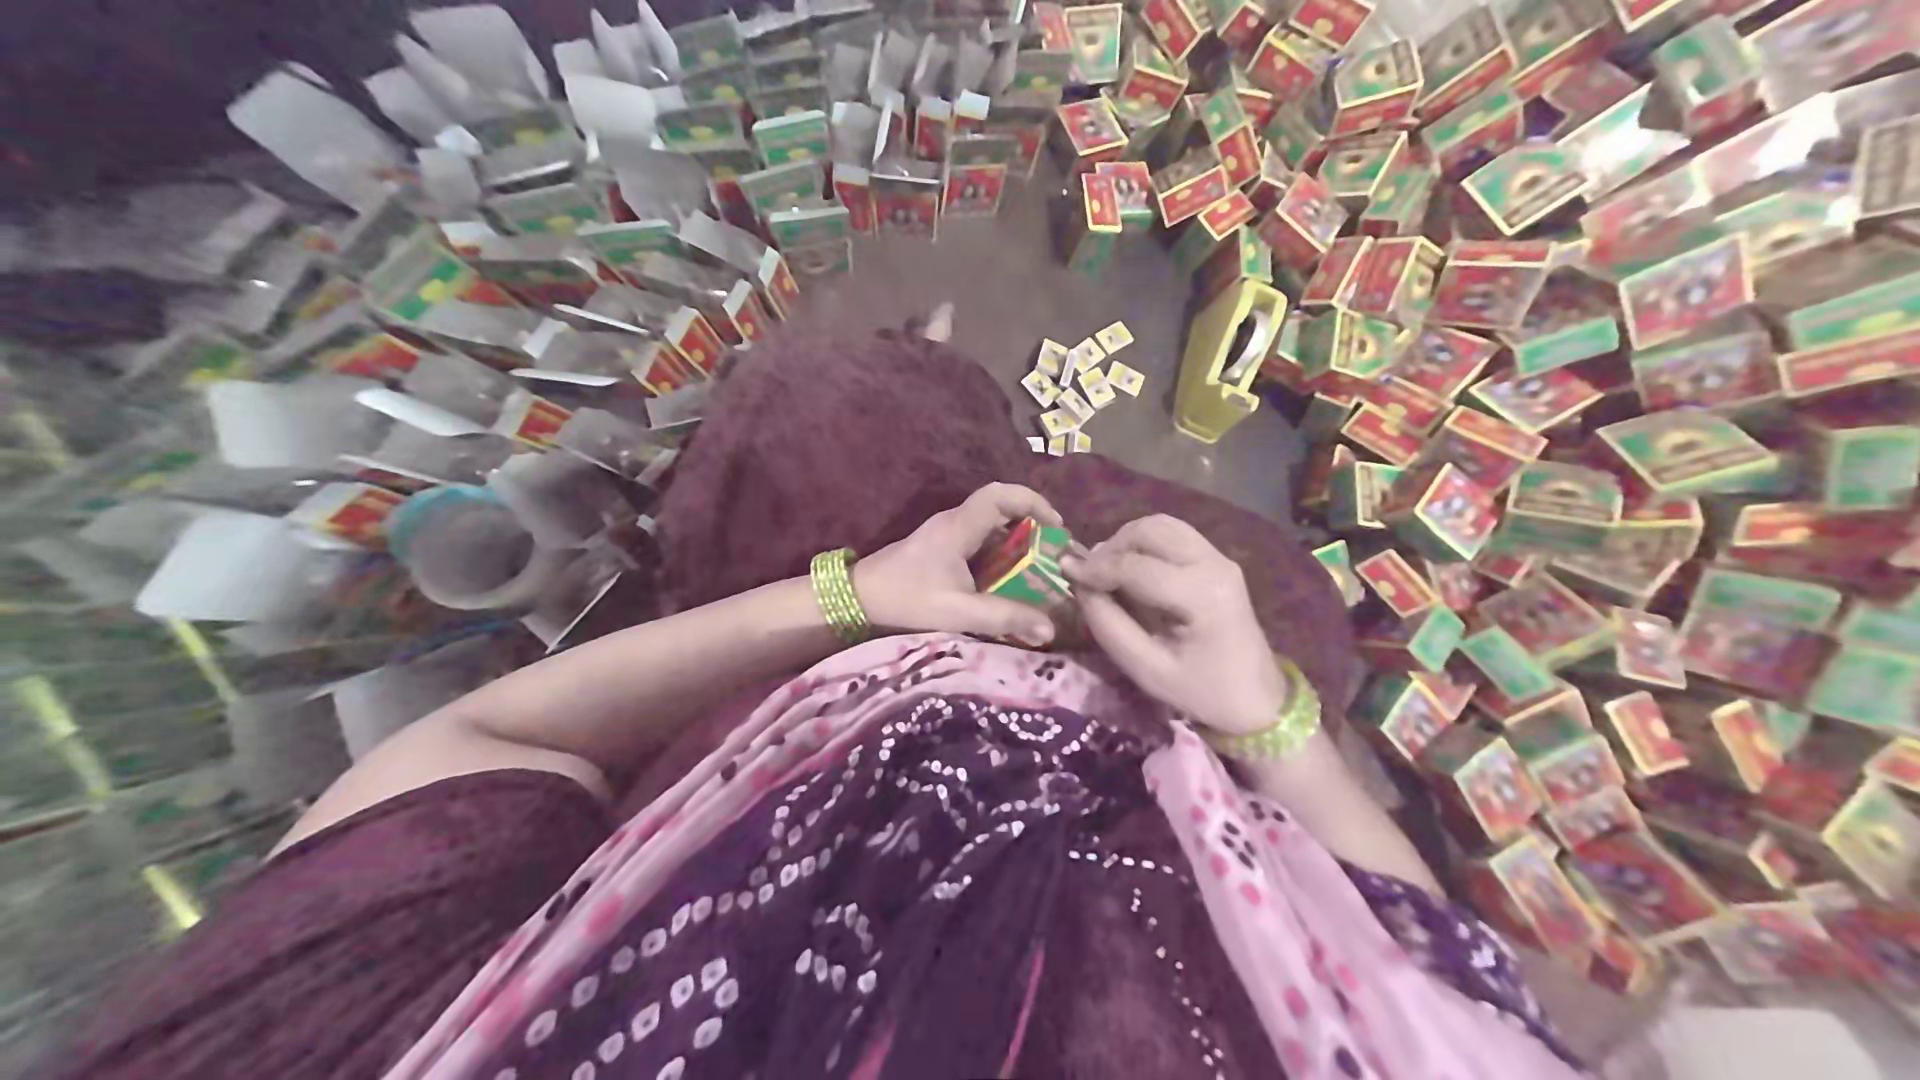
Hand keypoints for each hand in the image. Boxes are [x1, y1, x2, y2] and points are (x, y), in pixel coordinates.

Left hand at [854, 483, 1064, 644]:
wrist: (858, 598)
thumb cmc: (905, 598)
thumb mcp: (957, 611)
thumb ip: (1004, 617)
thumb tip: (1049, 629)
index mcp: (959, 527)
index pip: (1001, 495)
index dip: (1033, 502)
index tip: (1056, 525)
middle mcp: (954, 522)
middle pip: (1001, 508)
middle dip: (1032, 525)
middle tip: (1053, 552)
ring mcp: (946, 534)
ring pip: (991, 526)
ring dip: (1016, 541)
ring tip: (1038, 567)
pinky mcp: (941, 548)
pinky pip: (979, 541)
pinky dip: (1000, 554)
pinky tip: (1008, 580)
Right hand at [1063, 515, 1287, 734]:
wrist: (1256, 700)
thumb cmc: (1200, 691)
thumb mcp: (1145, 669)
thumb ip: (1108, 624)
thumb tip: (1079, 585)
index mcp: (1202, 596)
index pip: (1136, 566)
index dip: (1095, 567)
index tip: (1064, 572)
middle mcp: (1215, 565)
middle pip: (1151, 530)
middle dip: (1112, 546)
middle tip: (1089, 573)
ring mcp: (1220, 558)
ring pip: (1162, 525)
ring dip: (1127, 540)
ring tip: (1108, 570)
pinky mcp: (1218, 560)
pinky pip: (1173, 535)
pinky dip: (1145, 543)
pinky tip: (1131, 569)